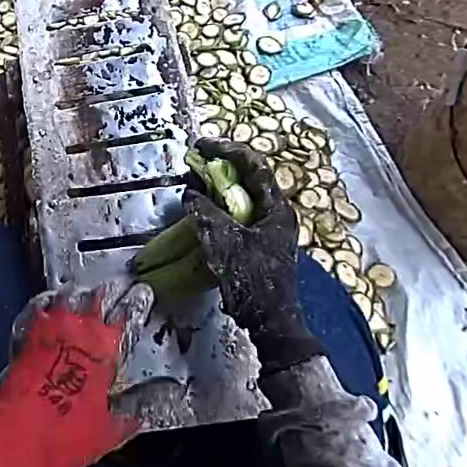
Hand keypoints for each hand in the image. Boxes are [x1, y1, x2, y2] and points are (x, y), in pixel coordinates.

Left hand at [0, 280, 154, 466]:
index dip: (134, 302)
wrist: (19, 439)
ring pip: (63, 297)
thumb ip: (132, 412)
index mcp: (104, 349)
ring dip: (73, 295)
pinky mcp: (24, 338)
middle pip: (93, 297)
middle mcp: (76, 332)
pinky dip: (45, 307)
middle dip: (104, 292)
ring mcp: (46, 331)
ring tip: (80, 294)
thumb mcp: (111, 431)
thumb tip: (146, 408)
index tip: (140, 294)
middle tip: (111, 288)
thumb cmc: (66, 437)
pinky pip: (37, 311)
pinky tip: (47, 309)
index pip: (125, 314)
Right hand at [183, 138, 325, 373]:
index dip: (227, 151)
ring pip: (240, 196)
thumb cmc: (252, 279)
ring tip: (193, 178)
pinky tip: (199, 207)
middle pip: (248, 178)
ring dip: (216, 185)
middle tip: (195, 158)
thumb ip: (205, 213)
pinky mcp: (254, 242)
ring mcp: (265, 228)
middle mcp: (274, 214)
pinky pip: (234, 213)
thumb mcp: (224, 242)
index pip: (254, 166)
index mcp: (276, 209)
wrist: (269, 320)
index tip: (201, 146)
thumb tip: (190, 194)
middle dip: (221, 166)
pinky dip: (216, 204)